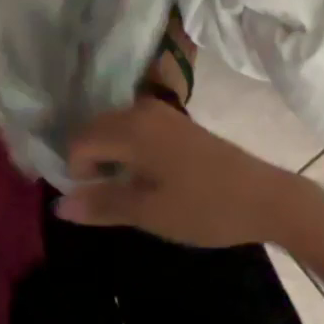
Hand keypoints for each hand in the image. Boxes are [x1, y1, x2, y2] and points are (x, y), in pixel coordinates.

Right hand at [56, 97, 301, 247]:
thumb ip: (102, 205)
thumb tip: (59, 204)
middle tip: (108, 200)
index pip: (79, 140)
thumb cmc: (204, 207)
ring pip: (115, 128)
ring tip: (128, 192)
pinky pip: (135, 129)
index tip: (95, 203)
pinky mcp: (177, 122)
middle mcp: (140, 110)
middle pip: (95, 129)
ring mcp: (161, 113)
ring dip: (110, 156)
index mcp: (130, 128)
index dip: (76, 172)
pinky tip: (147, 178)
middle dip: (90, 161)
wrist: (265, 197)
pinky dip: (129, 150)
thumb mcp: (149, 213)